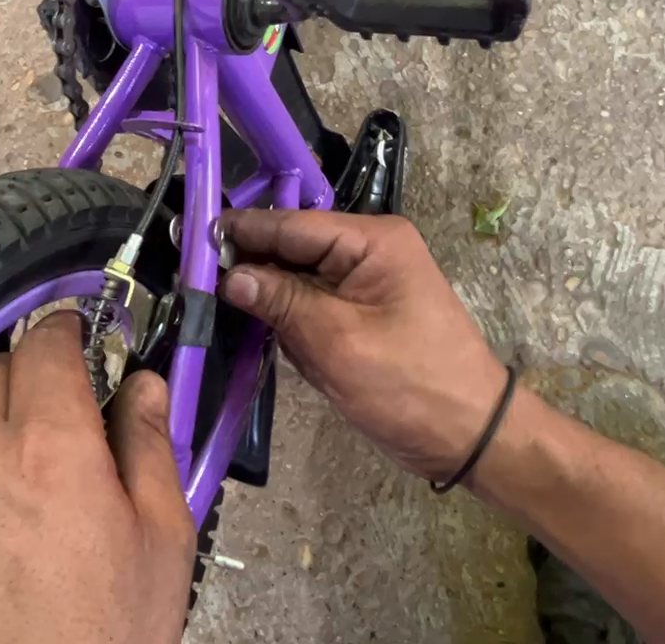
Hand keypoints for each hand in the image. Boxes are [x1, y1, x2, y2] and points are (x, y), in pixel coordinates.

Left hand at [0, 311, 195, 643]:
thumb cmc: (102, 640)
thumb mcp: (161, 541)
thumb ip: (150, 444)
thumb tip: (143, 386)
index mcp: (50, 449)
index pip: (47, 344)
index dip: (67, 330)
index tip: (80, 337)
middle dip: (31, 373)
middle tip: (60, 407)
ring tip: (22, 465)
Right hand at [221, 209, 510, 484]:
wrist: (473, 438)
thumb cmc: (411, 385)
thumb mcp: (339, 341)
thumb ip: (281, 302)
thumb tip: (229, 276)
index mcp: (372, 240)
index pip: (292, 225)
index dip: (242, 230)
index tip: (193, 235)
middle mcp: (366, 250)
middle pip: (291, 247)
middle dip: (246, 259)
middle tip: (191, 267)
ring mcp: (361, 282)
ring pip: (294, 275)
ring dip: (259, 287)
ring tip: (205, 288)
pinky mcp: (356, 313)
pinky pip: (307, 301)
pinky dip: (279, 311)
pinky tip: (244, 315)